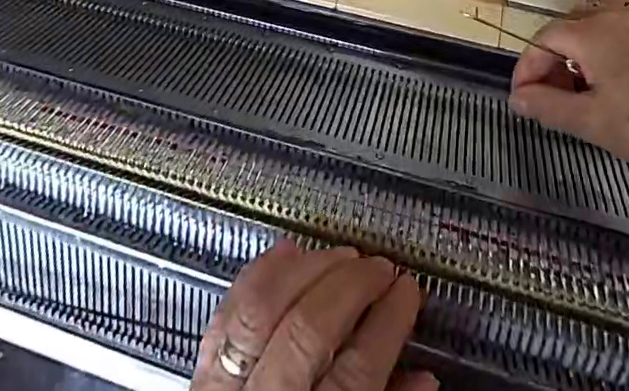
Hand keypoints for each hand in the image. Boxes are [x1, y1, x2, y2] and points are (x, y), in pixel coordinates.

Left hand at [192, 238, 436, 390]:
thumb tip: (424, 379)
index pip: (357, 369)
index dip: (389, 320)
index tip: (408, 289)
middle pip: (309, 330)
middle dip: (354, 285)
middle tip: (382, 268)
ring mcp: (228, 387)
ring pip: (265, 308)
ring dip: (311, 269)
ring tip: (345, 255)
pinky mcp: (204, 370)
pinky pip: (229, 311)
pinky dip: (261, 273)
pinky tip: (291, 252)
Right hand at [508, 8, 628, 203]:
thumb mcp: (597, 125)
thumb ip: (550, 106)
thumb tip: (522, 97)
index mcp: (599, 32)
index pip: (545, 38)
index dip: (528, 69)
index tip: (523, 98)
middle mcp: (626, 18)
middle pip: (574, 33)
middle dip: (556, 67)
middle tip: (550, 105)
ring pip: (603, 38)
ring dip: (585, 66)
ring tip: (586, 107)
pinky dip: (615, 66)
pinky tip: (623, 101)